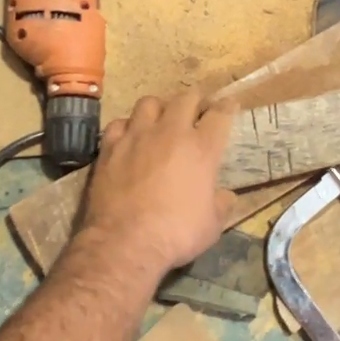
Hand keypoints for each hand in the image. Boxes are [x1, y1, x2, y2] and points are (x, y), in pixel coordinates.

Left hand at [76, 92, 236, 275]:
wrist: (125, 242)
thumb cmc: (176, 234)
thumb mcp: (212, 225)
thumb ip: (220, 204)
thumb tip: (225, 196)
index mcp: (202, 149)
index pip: (220, 114)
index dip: (227, 106)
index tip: (229, 105)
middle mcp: (170, 133)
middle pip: (185, 98)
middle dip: (195, 100)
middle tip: (196, 110)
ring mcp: (137, 136)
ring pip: (149, 102)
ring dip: (159, 108)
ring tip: (160, 119)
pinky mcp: (110, 147)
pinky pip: (119, 123)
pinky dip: (127, 127)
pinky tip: (129, 137)